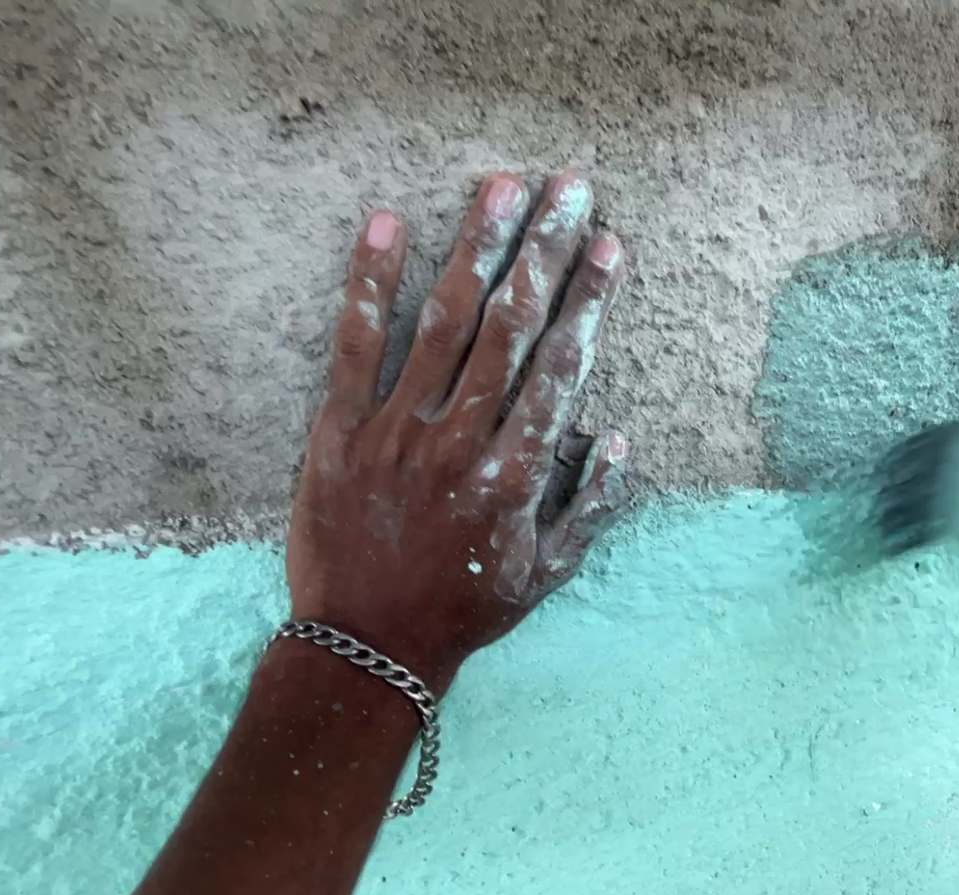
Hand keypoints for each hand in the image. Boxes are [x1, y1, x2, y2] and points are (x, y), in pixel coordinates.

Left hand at [286, 171, 628, 687]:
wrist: (369, 643)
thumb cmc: (471, 607)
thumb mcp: (552, 572)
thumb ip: (592, 507)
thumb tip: (621, 441)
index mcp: (518, 474)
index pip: (563, 369)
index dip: (589, 301)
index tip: (608, 247)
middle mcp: (463, 439)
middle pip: (512, 328)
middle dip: (544, 252)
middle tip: (567, 189)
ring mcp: (396, 430)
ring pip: (443, 322)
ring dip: (474, 247)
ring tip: (500, 187)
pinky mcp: (336, 431)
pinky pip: (352, 346)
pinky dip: (366, 283)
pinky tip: (383, 225)